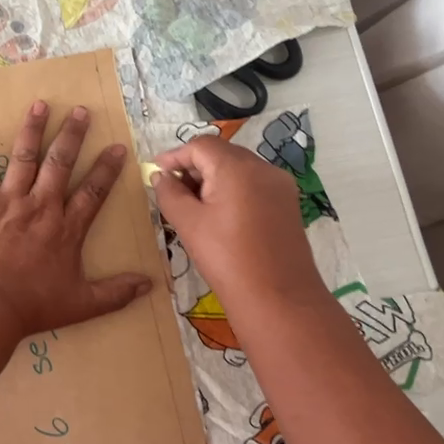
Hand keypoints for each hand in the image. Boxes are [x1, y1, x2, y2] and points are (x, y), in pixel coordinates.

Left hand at [0, 100, 151, 338]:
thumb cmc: (32, 305)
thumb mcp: (83, 304)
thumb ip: (116, 293)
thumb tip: (149, 286)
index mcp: (67, 228)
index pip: (93, 192)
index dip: (107, 169)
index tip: (117, 147)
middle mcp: (41, 206)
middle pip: (61, 163)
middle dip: (72, 135)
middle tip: (80, 111)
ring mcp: (9, 202)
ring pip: (24, 158)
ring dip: (32, 129)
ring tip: (40, 105)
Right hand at [151, 135, 329, 311]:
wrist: (278, 297)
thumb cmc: (226, 257)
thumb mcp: (188, 223)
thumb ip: (169, 193)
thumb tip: (162, 176)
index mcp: (237, 168)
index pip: (201, 145)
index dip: (175, 155)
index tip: (156, 172)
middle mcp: (264, 169)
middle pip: (221, 153)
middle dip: (193, 166)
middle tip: (171, 190)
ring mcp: (280, 185)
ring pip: (238, 168)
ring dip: (212, 178)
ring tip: (192, 204)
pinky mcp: (287, 203)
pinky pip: (253, 183)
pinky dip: (231, 189)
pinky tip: (218, 213)